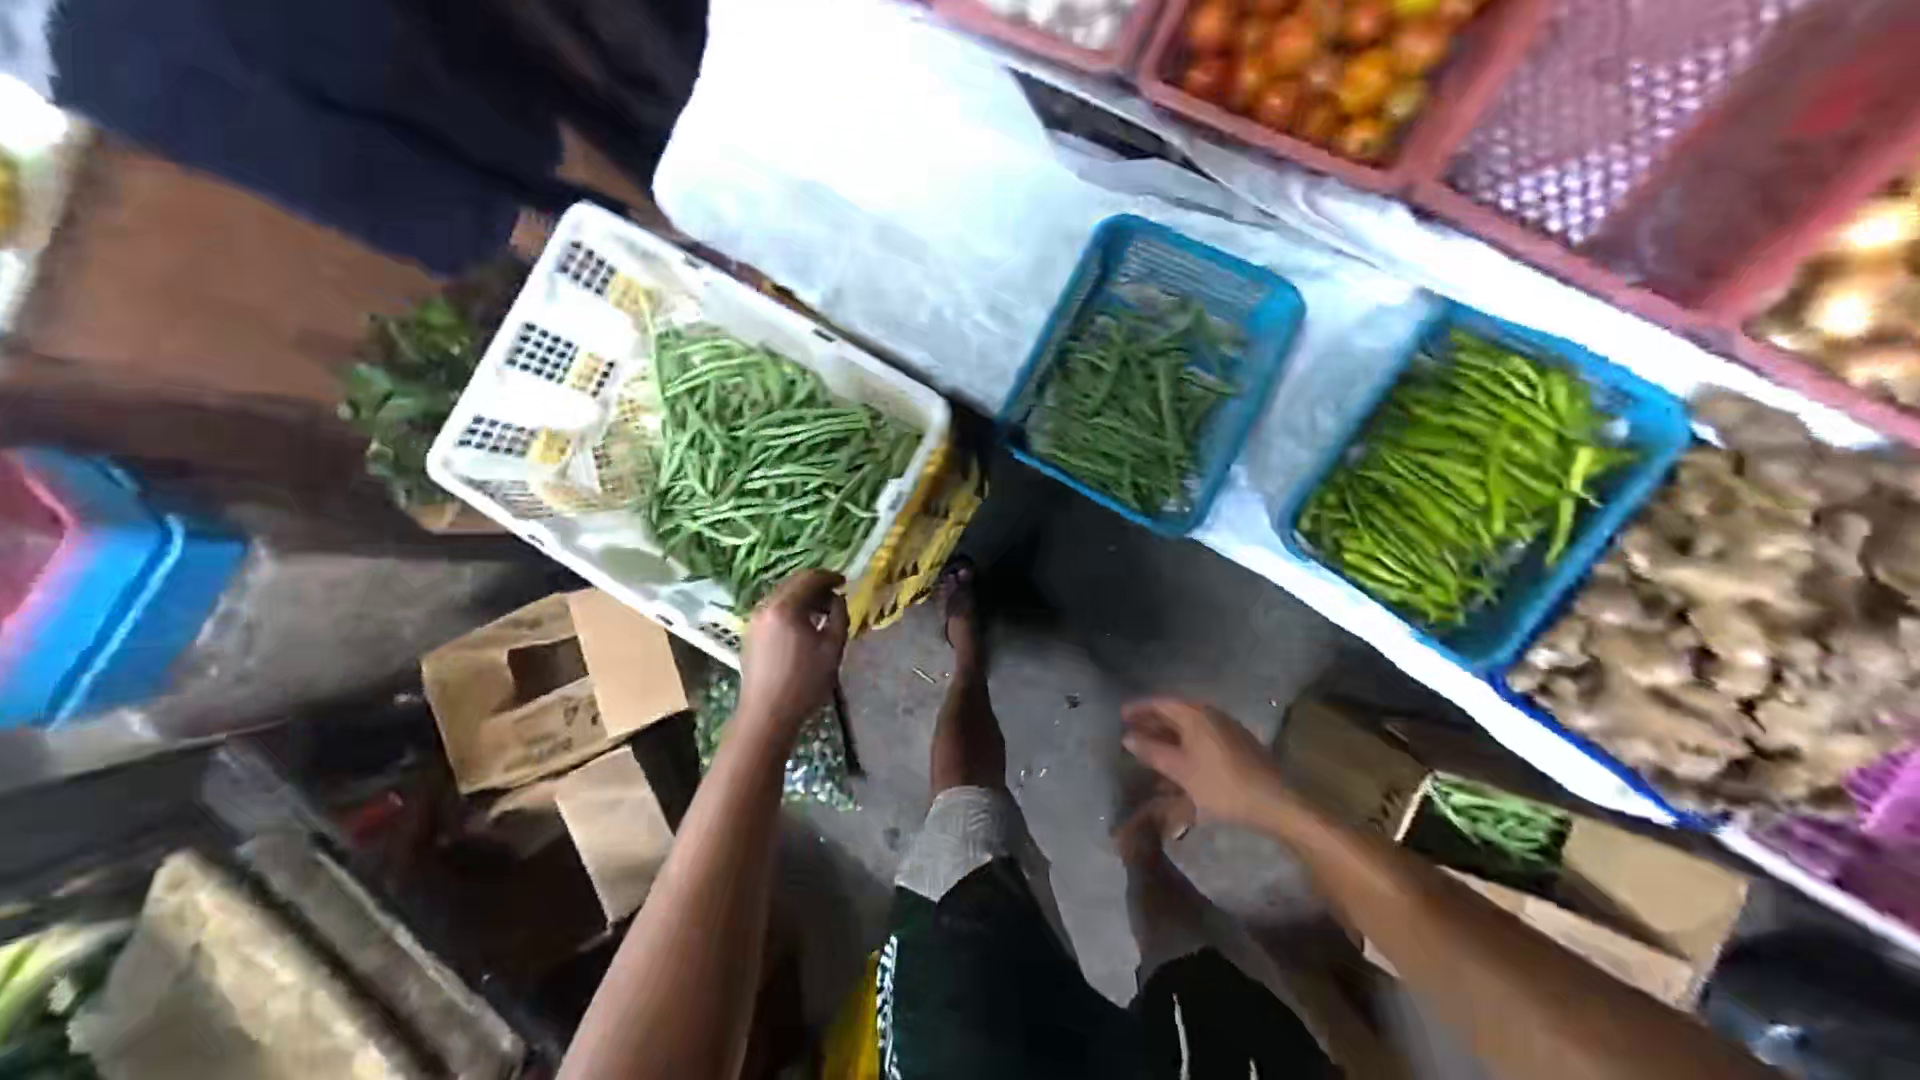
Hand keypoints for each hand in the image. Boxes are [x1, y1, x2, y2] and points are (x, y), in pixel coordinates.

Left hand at [739, 570, 848, 731]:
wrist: (767, 714)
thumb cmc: (804, 682)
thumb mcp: (833, 648)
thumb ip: (839, 616)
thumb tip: (838, 600)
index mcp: (785, 607)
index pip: (809, 578)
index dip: (830, 577)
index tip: (845, 583)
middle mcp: (766, 607)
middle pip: (793, 583)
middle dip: (816, 586)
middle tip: (835, 597)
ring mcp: (754, 620)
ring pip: (782, 595)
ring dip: (803, 597)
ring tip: (822, 613)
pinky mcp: (750, 633)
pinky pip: (773, 609)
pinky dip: (790, 608)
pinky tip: (803, 626)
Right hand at [1121, 699, 1291, 827]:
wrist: (1275, 803)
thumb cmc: (1221, 785)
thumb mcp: (1180, 770)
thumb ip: (1151, 752)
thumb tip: (1127, 737)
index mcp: (1195, 714)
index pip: (1160, 702)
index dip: (1138, 708)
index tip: (1120, 716)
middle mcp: (1211, 713)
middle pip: (1175, 712)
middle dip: (1152, 722)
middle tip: (1131, 732)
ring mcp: (1227, 728)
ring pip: (1189, 726)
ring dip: (1168, 734)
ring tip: (1150, 748)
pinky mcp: (1238, 744)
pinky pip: (1202, 736)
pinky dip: (1185, 743)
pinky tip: (1178, 761)